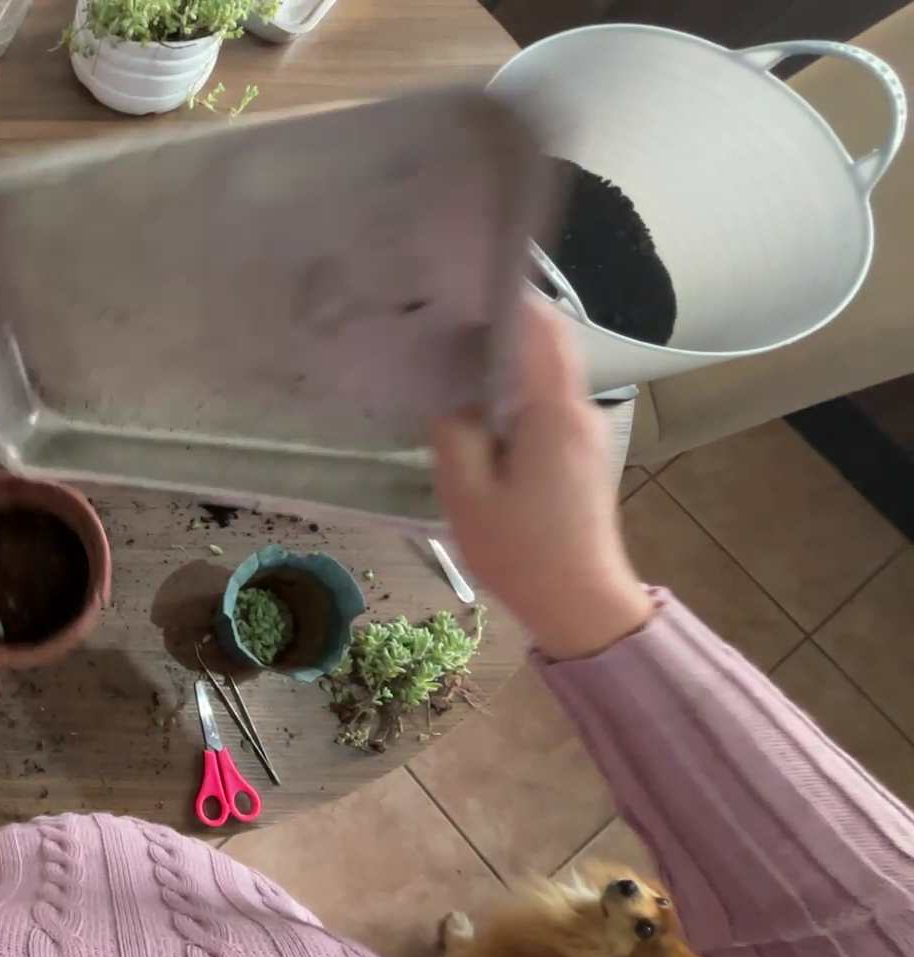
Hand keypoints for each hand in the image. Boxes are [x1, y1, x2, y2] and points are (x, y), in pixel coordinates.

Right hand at [431, 300, 653, 658]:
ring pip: (543, 375)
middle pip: (547, 349)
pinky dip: (512, 388)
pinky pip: (542, 402)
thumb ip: (454, 436)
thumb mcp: (464, 494)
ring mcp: (580, 432)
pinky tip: (475, 401)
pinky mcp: (574, 452)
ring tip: (453, 355)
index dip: (512, 304)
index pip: (540, 337)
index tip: (471, 287)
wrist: (575, 597)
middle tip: (448, 321)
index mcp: (551, 417)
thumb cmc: (517, 548)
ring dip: (506, 358)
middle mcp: (576, 414)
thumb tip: (453, 404)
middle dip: (505, 326)